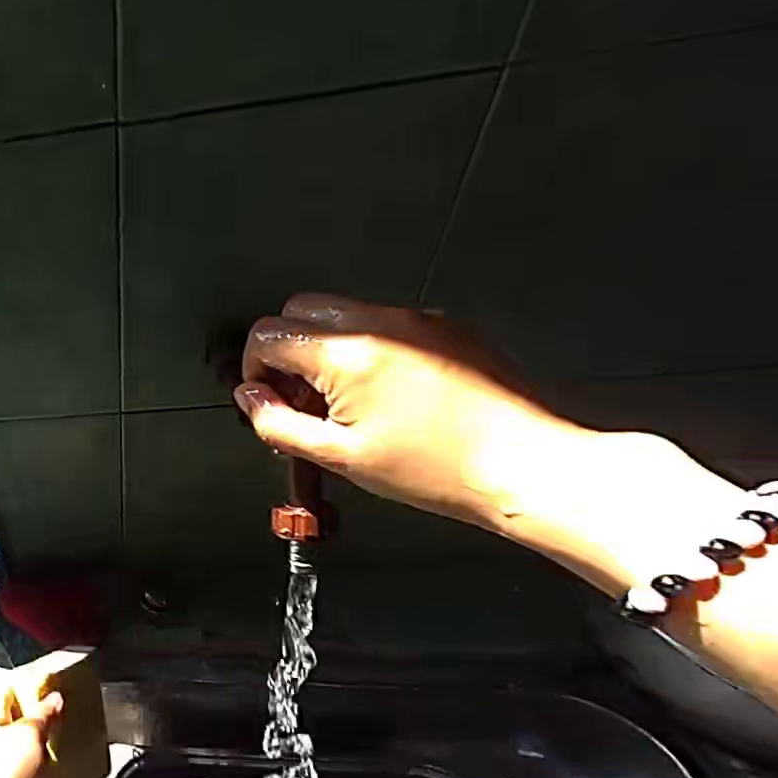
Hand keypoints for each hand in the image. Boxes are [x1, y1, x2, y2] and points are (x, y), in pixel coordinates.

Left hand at [0, 688, 62, 777]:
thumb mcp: (29, 735)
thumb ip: (43, 715)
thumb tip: (54, 698)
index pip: (7, 690)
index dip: (29, 685)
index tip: (53, 685)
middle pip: (16, 718)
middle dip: (40, 715)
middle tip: (64, 710)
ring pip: (24, 745)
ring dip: (43, 742)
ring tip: (66, 735)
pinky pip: (29, 770)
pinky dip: (44, 767)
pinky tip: (58, 767)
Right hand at [235, 293, 576, 529]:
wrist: (526, 466)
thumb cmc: (442, 467)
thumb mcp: (338, 456)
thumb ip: (276, 423)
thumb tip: (251, 398)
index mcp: (348, 354)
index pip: (268, 334)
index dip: (254, 368)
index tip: (265, 395)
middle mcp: (381, 323)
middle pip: (299, 310)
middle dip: (284, 348)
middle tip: (295, 394)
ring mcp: (417, 320)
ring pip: (340, 312)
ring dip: (322, 347)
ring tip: (339, 401)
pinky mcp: (444, 327)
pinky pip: (382, 322)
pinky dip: (362, 347)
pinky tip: (378, 394)